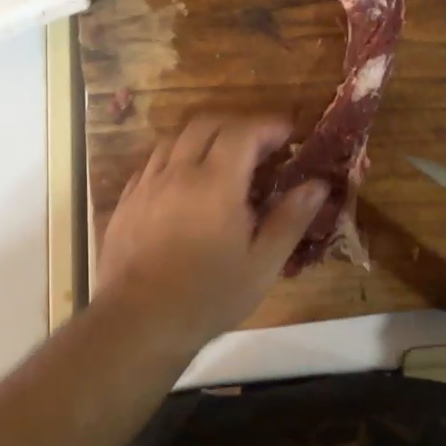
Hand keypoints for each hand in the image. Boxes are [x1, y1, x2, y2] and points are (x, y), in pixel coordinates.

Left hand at [96, 115, 326, 344]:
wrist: (139, 321)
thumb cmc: (209, 296)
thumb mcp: (263, 263)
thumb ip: (290, 218)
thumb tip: (318, 185)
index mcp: (216, 182)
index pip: (244, 131)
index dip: (269, 125)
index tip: (289, 133)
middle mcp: (179, 172)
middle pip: (207, 123)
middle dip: (237, 124)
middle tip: (260, 144)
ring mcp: (147, 185)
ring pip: (175, 138)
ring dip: (204, 138)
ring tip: (223, 159)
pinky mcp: (127, 201)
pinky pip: (153, 163)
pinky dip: (176, 159)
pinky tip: (185, 184)